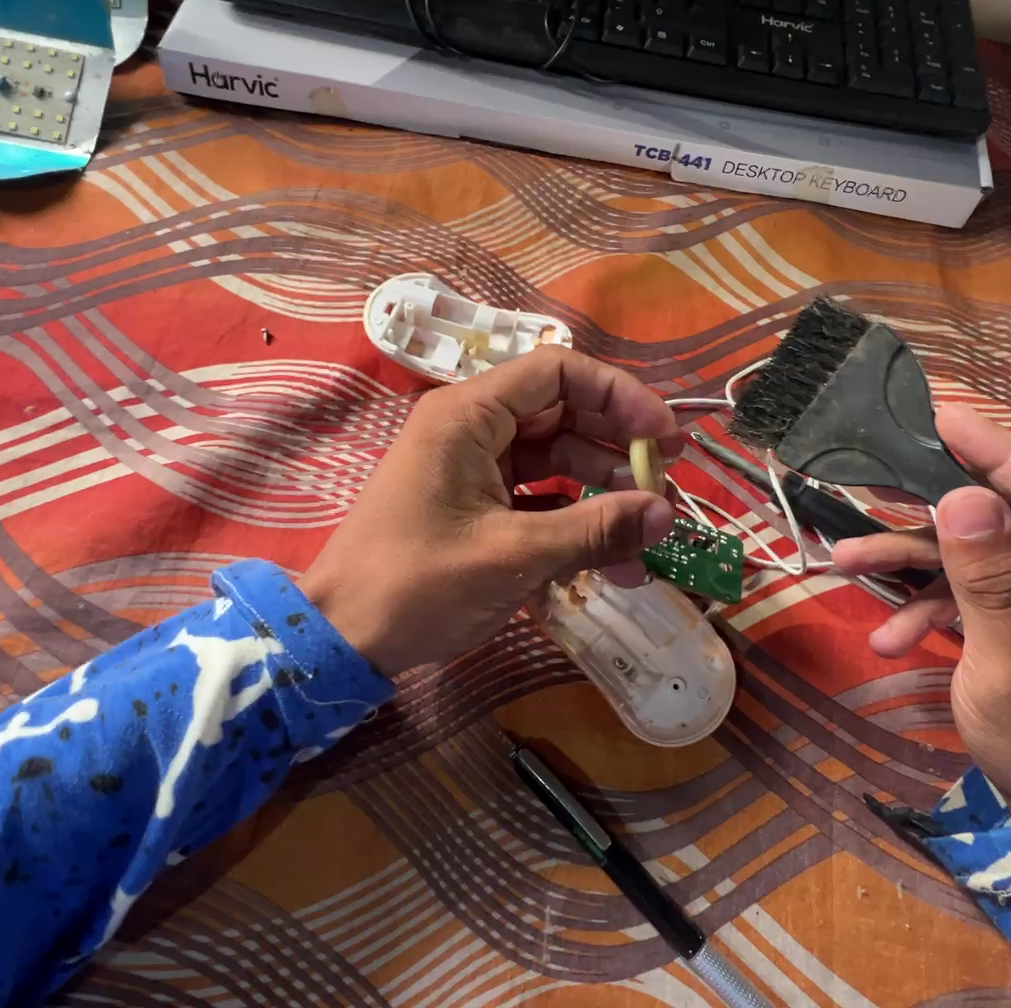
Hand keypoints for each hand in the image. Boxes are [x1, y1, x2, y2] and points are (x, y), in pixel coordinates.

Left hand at [300, 346, 681, 675]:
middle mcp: (472, 429)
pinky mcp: (475, 506)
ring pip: (555, 461)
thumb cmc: (418, 584)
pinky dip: (573, 522)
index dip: (620, 397)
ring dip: (602, 496)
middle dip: (618, 452)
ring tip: (648, 541)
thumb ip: (594, 530)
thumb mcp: (514, 556)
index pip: (559, 372)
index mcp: (469, 415)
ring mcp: (472, 468)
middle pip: (564, 416)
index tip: (663, 439)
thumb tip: (666, 515)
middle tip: (667, 489)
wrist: (343, 637)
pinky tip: (612, 561)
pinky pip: (537, 498)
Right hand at [828, 406, 1010, 820]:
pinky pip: (987, 587)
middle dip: (938, 508)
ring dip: (917, 561)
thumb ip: (990, 585)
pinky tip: (893, 635)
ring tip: (846, 563)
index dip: (1003, 456)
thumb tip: (965, 498)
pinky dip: (934, 602)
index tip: (945, 417)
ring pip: (990, 551)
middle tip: (880, 475)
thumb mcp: (1010, 675)